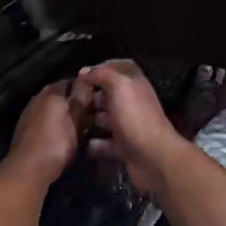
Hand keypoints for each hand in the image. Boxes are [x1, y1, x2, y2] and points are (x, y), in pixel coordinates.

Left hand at [6, 82, 81, 188]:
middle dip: (71, 101)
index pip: (70, 82)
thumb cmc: (56, 144)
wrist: (26, 169)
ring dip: (59, 112)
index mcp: (52, 92)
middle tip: (86, 113)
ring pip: (48, 106)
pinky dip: (50, 122)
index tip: (94, 99)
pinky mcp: (23, 127)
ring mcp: (28, 112)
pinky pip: (41, 118)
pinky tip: (57, 134)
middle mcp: (38, 97)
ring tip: (73, 125)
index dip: (83, 89)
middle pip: (58, 93)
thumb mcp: (75, 123)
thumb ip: (81, 100)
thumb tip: (85, 78)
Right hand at [73, 61, 189, 196]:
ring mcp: (129, 125)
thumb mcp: (119, 86)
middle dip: (93, 94)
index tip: (83, 74)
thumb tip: (85, 71)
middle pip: (110, 93)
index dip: (102, 67)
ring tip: (72, 120)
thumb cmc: (134, 116)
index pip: (120, 67)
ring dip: (92, 118)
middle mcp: (132, 102)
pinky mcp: (125, 147)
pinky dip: (95, 145)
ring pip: (107, 118)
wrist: (153, 158)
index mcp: (134, 83)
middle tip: (73, 99)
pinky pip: (106, 143)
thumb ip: (102, 74)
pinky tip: (82, 145)